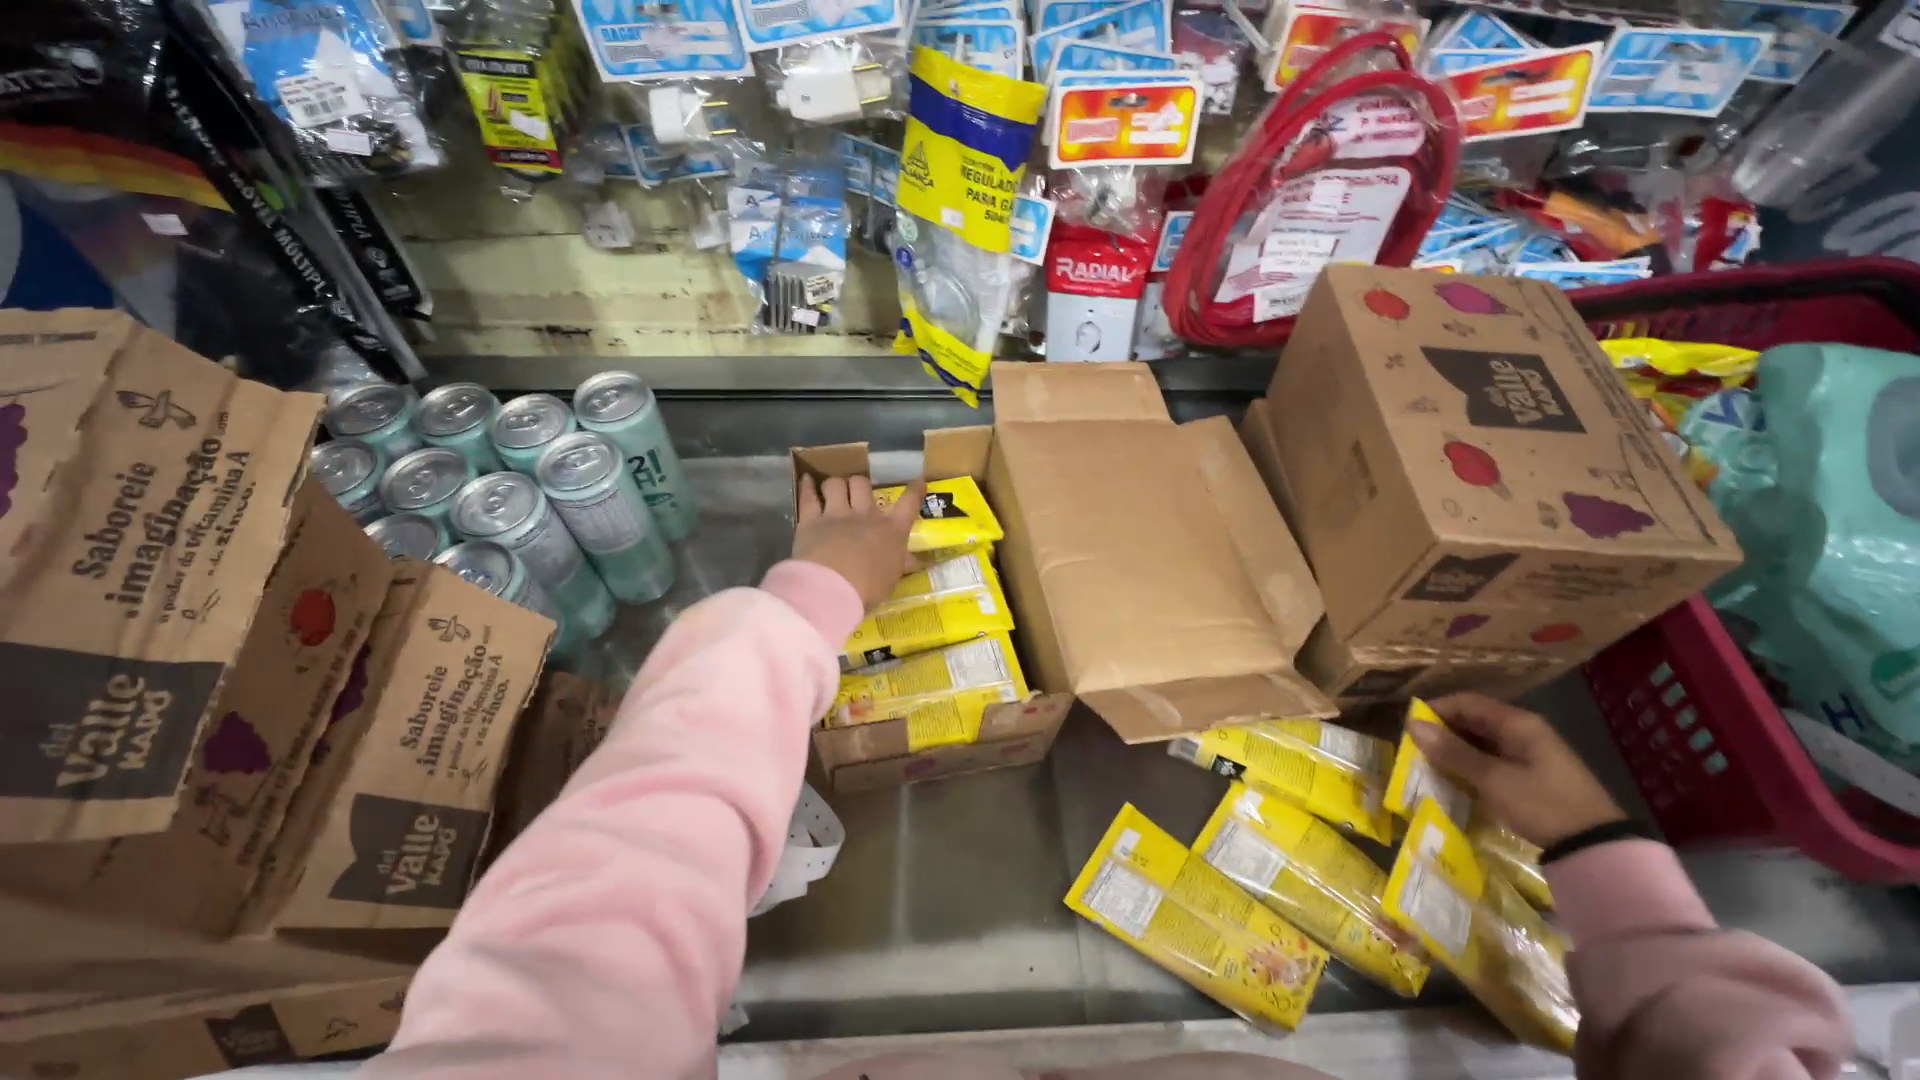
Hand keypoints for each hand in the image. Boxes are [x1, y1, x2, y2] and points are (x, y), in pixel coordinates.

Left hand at [794, 474, 922, 610]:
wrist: (831, 591)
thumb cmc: (868, 591)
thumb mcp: (892, 579)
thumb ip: (899, 564)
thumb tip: (911, 560)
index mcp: (891, 531)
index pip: (909, 504)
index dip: (914, 491)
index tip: (919, 481)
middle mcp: (865, 516)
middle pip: (862, 484)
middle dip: (859, 485)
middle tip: (856, 494)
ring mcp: (836, 515)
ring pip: (836, 484)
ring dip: (835, 485)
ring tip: (832, 491)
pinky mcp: (810, 521)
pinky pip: (808, 496)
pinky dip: (807, 487)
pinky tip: (806, 480)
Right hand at [1410, 693, 1624, 849]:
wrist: (1595, 846)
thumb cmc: (1542, 804)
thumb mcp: (1492, 779)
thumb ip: (1452, 751)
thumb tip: (1412, 725)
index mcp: (1517, 723)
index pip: (1466, 702)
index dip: (1435, 710)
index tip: (1409, 729)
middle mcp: (1524, 730)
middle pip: (1474, 720)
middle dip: (1443, 732)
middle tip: (1416, 750)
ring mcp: (1531, 752)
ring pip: (1482, 741)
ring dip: (1456, 750)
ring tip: (1431, 766)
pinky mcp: (1534, 774)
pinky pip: (1493, 759)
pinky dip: (1472, 764)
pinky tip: (1458, 779)